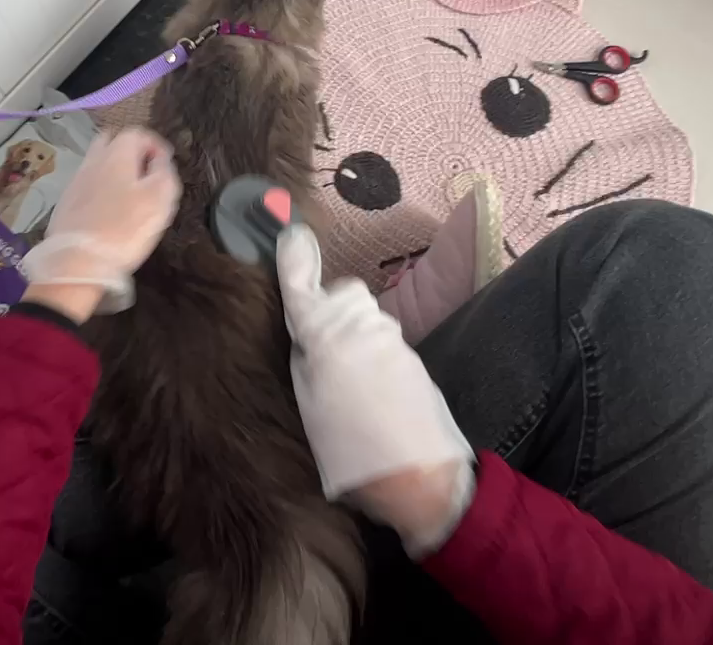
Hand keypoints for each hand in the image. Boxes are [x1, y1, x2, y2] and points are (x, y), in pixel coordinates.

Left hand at [19, 128, 179, 322]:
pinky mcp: (66, 202)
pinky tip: (109, 208)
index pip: (137, 133)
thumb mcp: (161, 197)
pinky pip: (88, 183)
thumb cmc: (125, 227)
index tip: (166, 163)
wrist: (77, 262)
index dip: (155, 145)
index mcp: (116, 153)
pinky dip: (101, 187)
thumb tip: (160, 158)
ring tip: (130, 193)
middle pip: (112, 142)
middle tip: (146, 173)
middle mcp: (92, 160)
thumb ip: (164, 170)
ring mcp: (76, 180)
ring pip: (97, 162)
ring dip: (115, 170)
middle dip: (131, 151)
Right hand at [277, 224, 475, 556]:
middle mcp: (359, 325)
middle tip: (321, 347)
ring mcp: (390, 337)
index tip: (290, 233)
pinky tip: (372, 391)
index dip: (294, 257)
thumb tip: (306, 332)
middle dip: (330, 309)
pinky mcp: (411, 353)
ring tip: (348, 381)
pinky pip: (381, 338)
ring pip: (362, 316)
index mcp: (324, 337)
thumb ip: (305, 357)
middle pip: (341, 295)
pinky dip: (372, 352)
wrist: (422, 479)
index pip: (302, 285)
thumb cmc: (351, 451)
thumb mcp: (308, 405)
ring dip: (352, 333)